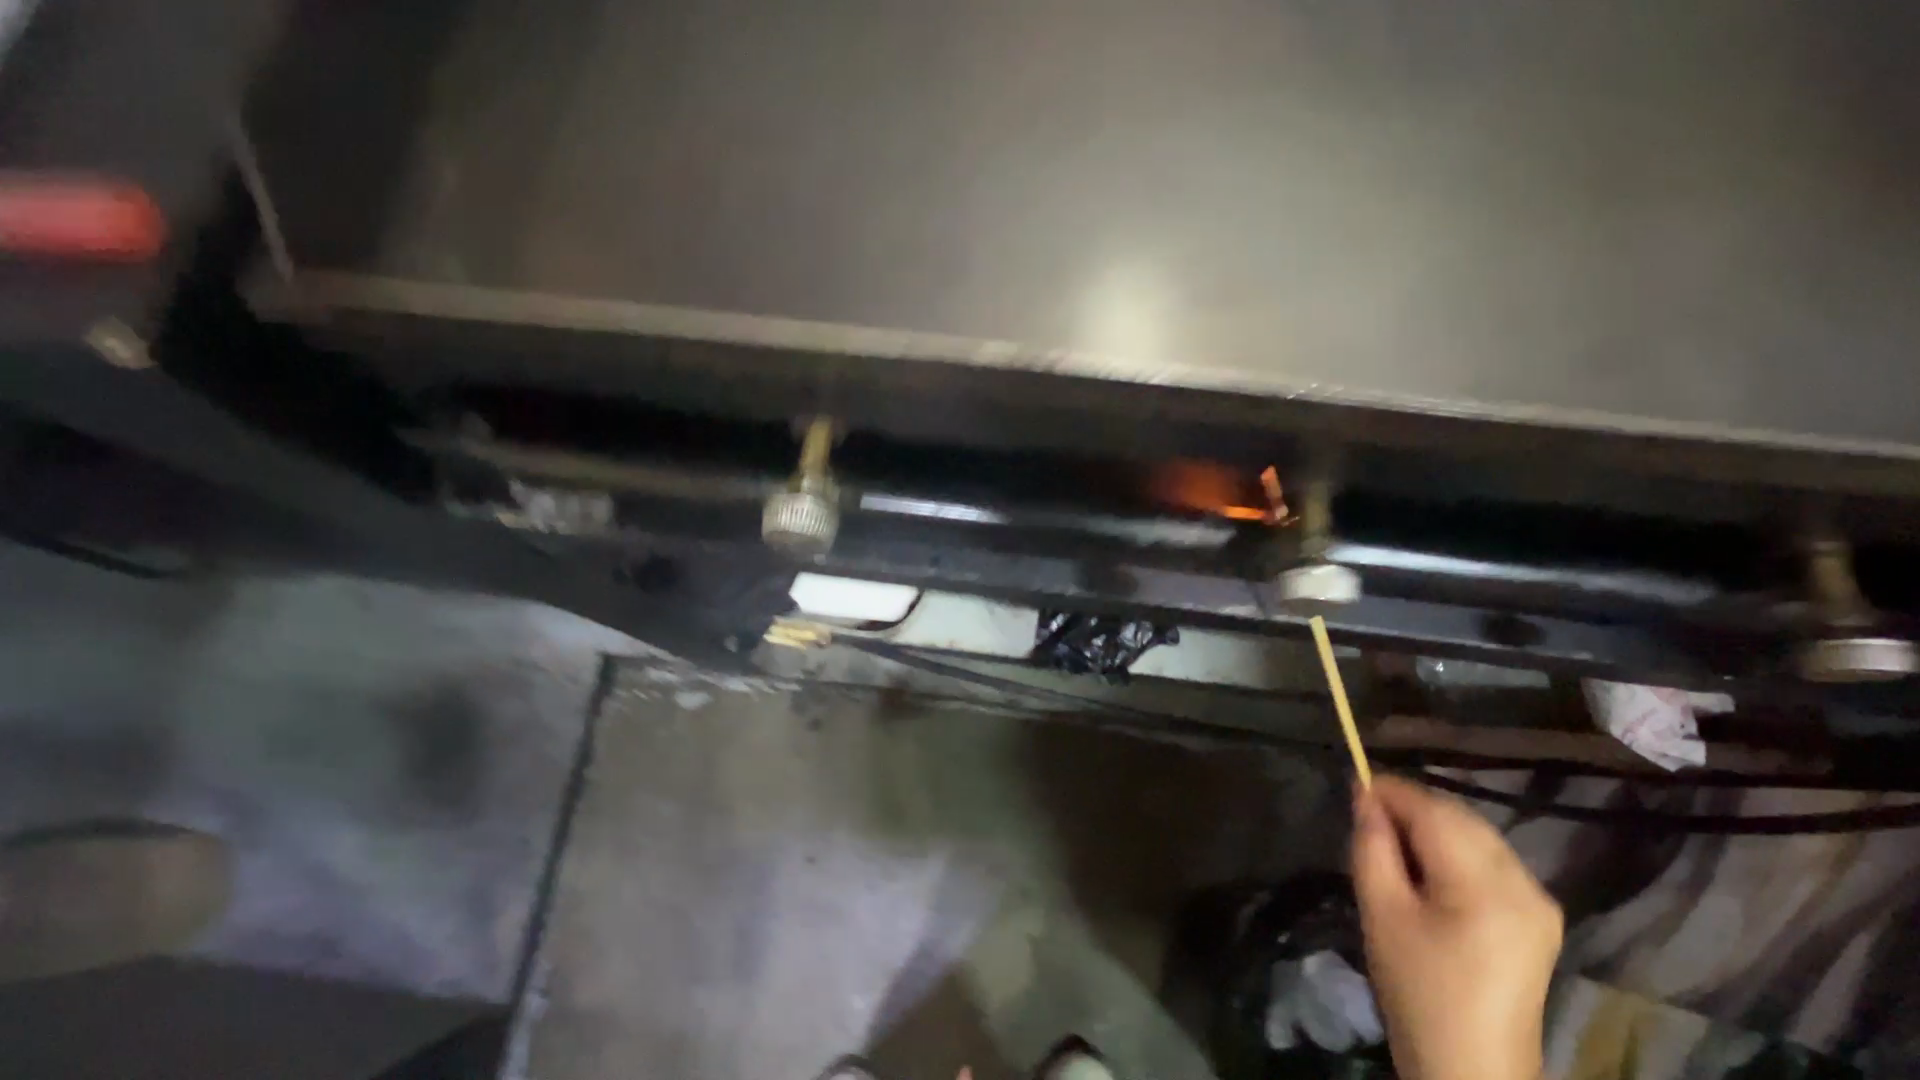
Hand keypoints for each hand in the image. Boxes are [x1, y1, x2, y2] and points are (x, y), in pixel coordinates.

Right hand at [1351, 775, 1562, 1079]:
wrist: (1472, 1069)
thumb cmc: (1417, 992)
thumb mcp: (1381, 914)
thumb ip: (1371, 847)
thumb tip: (1365, 797)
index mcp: (1486, 886)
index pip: (1435, 812)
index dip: (1393, 792)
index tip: (1355, 783)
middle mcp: (1525, 883)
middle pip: (1461, 819)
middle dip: (1413, 808)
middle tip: (1367, 815)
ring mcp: (1540, 901)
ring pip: (1479, 836)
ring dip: (1435, 828)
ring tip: (1393, 842)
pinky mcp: (1541, 917)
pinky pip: (1493, 862)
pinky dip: (1457, 852)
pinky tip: (1430, 870)